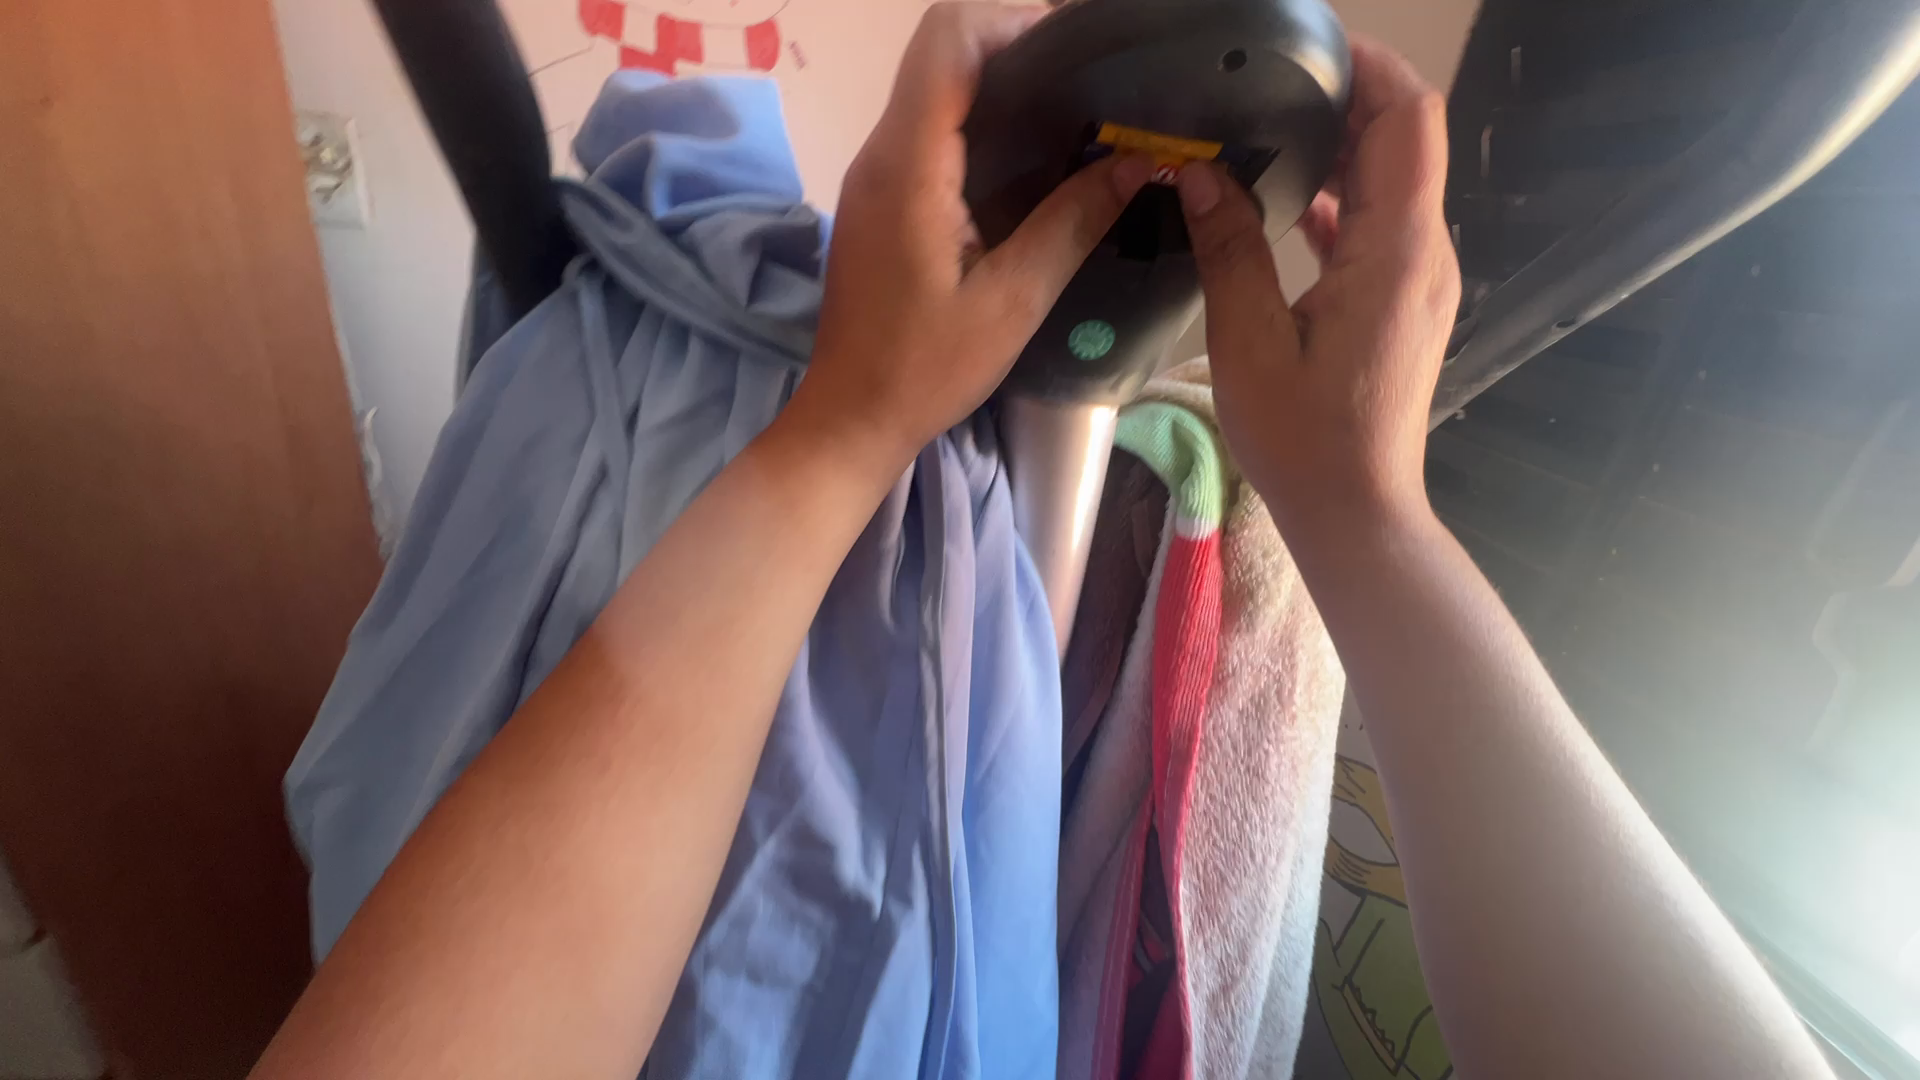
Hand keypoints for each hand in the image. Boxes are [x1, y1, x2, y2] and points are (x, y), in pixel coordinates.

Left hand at [792, 1, 1151, 466]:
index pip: (949, 39)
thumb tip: (1136, 162)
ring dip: (996, 94)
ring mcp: (870, 181)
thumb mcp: (1011, 303)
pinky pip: (924, 141)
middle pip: (941, 57)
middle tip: (1088, 86)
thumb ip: (1072, 224)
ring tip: (1069, 121)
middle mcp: (879, 155)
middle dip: (1016, 52)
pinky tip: (1023, 169)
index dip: (1013, 20)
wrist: (853, 415)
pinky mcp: (874, 207)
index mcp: (909, 167)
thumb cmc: (927, 369)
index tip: (1078, 47)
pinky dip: (974, 134)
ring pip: (931, 96)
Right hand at [1175, 40, 1459, 531]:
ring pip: (1391, 188)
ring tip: (1266, 139)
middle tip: (1266, 90)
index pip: (1407, 120)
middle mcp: (1424, 254)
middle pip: (1404, 144)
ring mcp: (1418, 282)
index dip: (1368, 67)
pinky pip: (1379, 233)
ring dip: (1339, 155)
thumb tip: (1199, 175)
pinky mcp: (1402, 308)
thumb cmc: (1300, 436)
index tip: (1305, 50)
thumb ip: (1230, 250)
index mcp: (1395, 252)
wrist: (1352, 508)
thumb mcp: (1248, 343)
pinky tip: (1286, 209)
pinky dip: (1339, 206)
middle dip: (1345, 104)